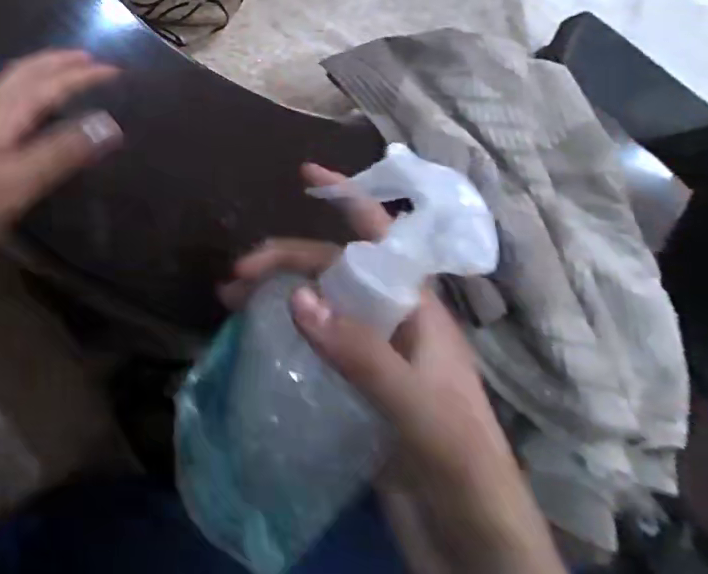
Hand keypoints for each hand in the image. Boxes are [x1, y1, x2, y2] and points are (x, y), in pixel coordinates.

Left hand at [0, 49, 120, 268]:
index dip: (82, 75)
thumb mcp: (14, 185)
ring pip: (8, 85)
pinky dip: (22, 94)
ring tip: (64, 77)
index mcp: (0, 114)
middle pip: (23, 72)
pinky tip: (23, 115)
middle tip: (91, 61)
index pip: (47, 82)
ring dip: (39, 74)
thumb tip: (110, 122)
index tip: (116, 69)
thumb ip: (59, 153)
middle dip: (57, 61)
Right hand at [222, 163, 564, 573]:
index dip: (351, 203)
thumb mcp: (419, 415)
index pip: (386, 245)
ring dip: (275, 291)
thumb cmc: (465, 475)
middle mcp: (395, 328)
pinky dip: (277, 326)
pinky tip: (250, 334)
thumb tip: (294, 297)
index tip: (306, 173)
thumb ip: (362, 356)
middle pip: (334, 270)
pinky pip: (309, 339)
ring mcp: (373, 359)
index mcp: (422, 319)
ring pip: (317, 302)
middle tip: (236, 277)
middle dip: (285, 259)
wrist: (476, 554)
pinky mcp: (354, 389)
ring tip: (231, 300)